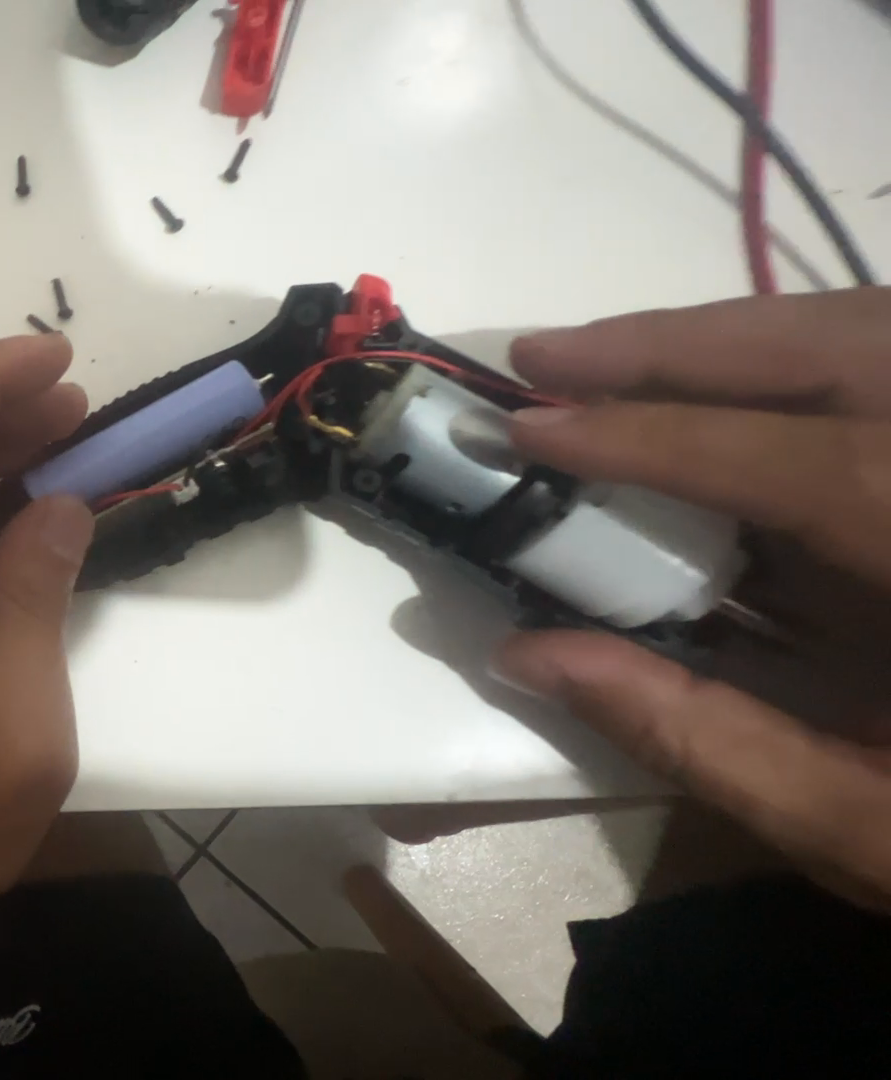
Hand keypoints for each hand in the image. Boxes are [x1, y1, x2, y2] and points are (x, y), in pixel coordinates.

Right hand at [494, 288, 890, 909]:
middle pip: (863, 355)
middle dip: (679, 347)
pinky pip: (882, 383)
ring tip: (592, 357)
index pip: (817, 468)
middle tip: (541, 356)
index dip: (657, 439)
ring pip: (882, 343)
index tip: (530, 426)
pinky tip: (692, 383)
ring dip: (723, 341)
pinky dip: (781, 364)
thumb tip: (523, 652)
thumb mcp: (871, 833)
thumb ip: (695, 736)